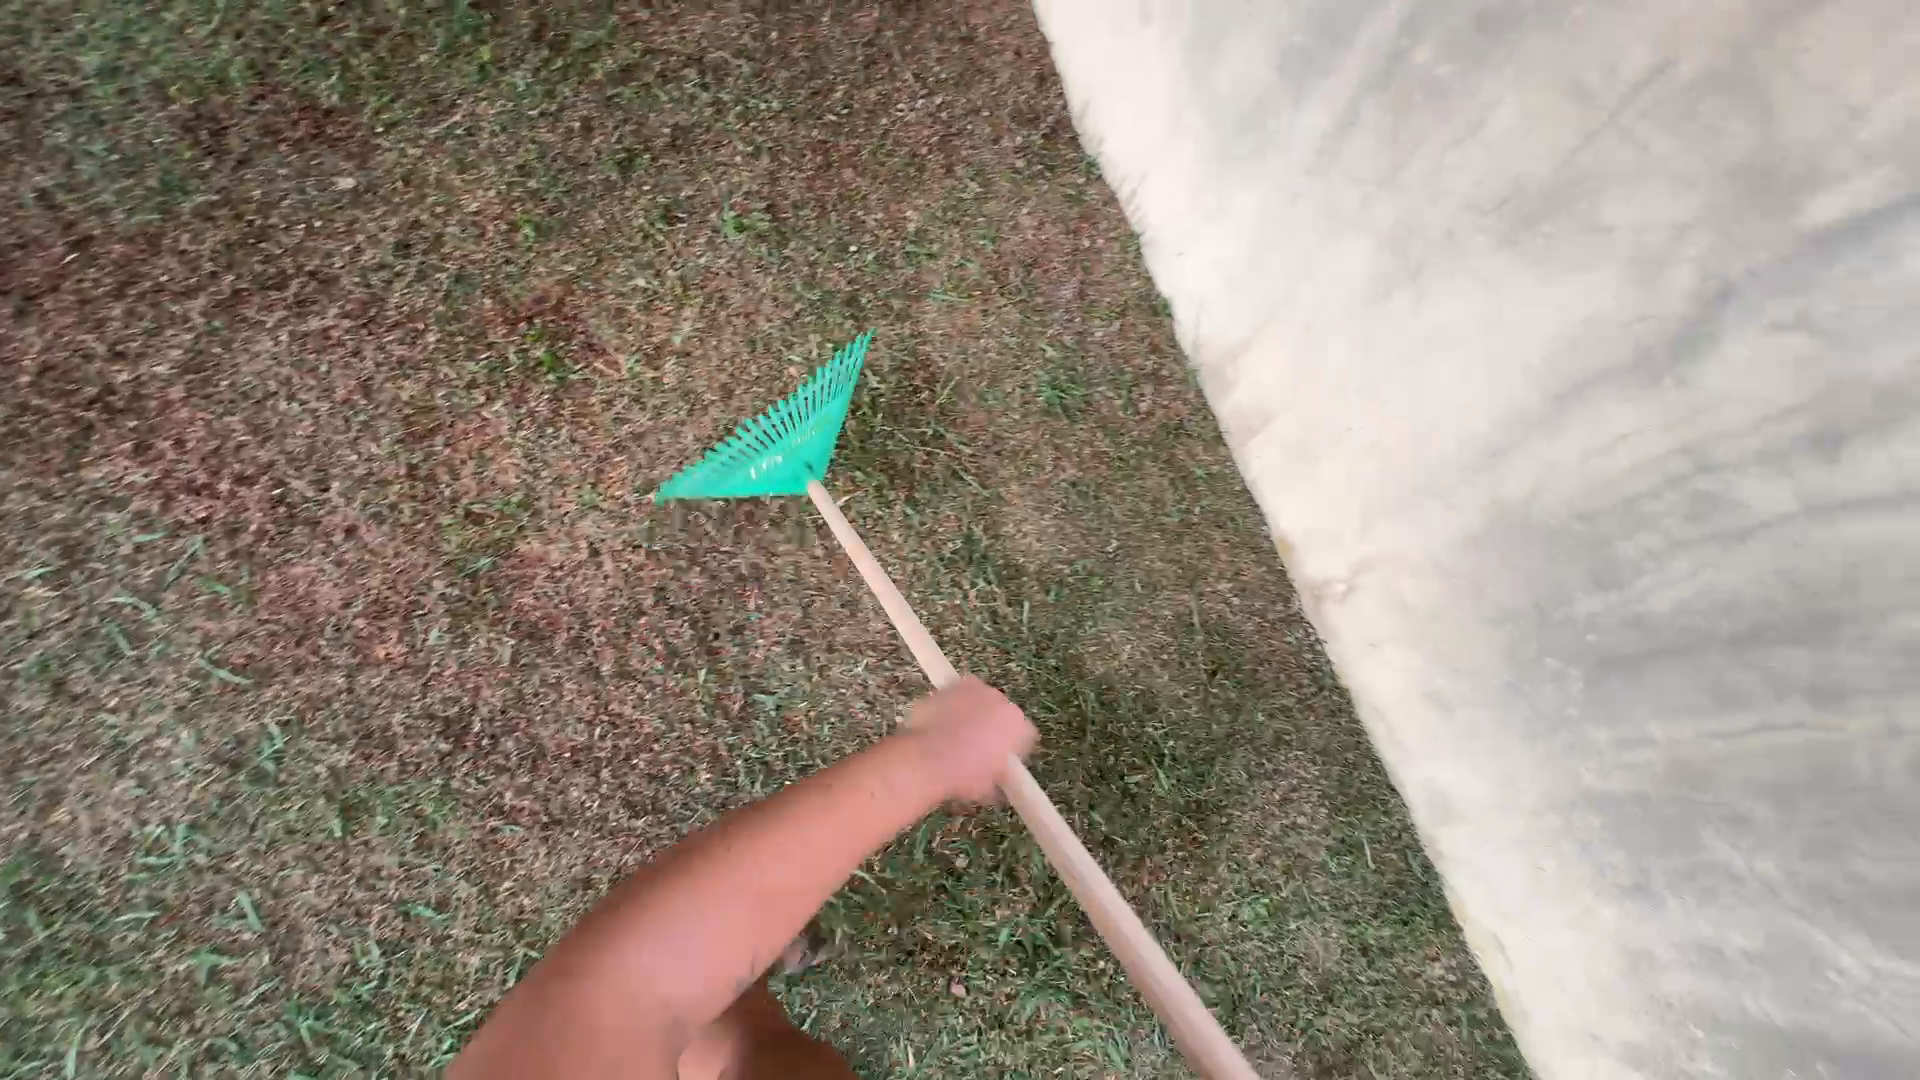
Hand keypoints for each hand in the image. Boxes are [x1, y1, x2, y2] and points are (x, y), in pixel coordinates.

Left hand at [897, 677, 1036, 801]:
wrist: (927, 758)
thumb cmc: (963, 775)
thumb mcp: (989, 784)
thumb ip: (999, 771)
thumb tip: (996, 773)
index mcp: (1017, 724)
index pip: (1024, 734)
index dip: (1012, 747)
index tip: (1001, 758)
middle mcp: (1001, 700)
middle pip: (1002, 712)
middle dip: (993, 725)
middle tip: (978, 745)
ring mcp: (975, 688)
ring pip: (980, 700)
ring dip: (974, 712)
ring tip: (957, 733)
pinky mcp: (951, 685)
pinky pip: (958, 695)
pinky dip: (953, 706)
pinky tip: (942, 723)